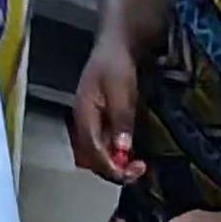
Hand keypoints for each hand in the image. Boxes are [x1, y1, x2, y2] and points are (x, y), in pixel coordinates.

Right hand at [71, 33, 146, 182]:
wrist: (114, 49)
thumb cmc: (115, 65)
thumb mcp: (120, 89)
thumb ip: (121, 119)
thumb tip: (122, 149)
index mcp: (83, 115)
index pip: (93, 150)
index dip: (110, 165)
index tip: (128, 172)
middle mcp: (83, 127)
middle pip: (93, 160)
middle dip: (115, 171)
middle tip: (137, 172)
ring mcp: (90, 130)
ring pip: (99, 160)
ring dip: (117, 169)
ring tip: (137, 169)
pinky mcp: (99, 131)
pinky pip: (105, 153)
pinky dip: (118, 161)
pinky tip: (131, 161)